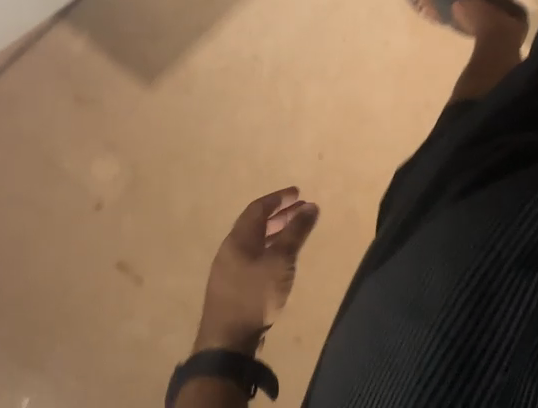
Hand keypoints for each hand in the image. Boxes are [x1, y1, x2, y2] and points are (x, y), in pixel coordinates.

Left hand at [195, 187, 320, 353]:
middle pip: (255, 224)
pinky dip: (269, 250)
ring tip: (296, 233)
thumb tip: (310, 206)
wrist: (227, 343)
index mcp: (238, 239)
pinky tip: (281, 260)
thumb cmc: (255, 295)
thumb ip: (296, 232)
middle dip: (280, 215)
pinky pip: (253, 258)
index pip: (258, 208)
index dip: (278, 198)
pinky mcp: (232, 289)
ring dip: (276, 233)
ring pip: (254, 242)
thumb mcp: (281, 260)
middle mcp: (230, 251)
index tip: (298, 193)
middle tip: (302, 210)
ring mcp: (228, 271)